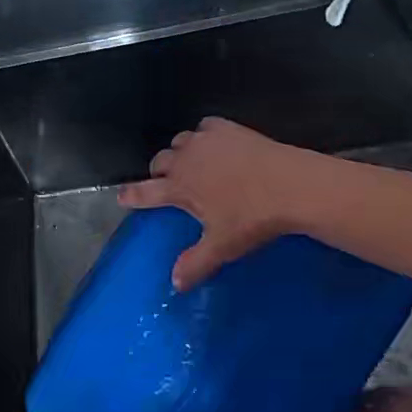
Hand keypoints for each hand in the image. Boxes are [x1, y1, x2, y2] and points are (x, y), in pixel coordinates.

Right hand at [117, 117, 319, 290]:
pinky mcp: (227, 128)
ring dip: (180, 153)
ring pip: (180, 141)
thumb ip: (195, 263)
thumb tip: (175, 284)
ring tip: (190, 163)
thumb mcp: (222, 246)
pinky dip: (204, 135)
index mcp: (179, 187)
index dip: (132, 194)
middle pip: (160, 160)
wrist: (290, 184)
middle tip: (166, 183)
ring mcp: (206, 140)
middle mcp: (186, 159)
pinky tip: (214, 144)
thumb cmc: (252, 218)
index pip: (146, 191)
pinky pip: (205, 127)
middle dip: (159, 172)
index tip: (121, 195)